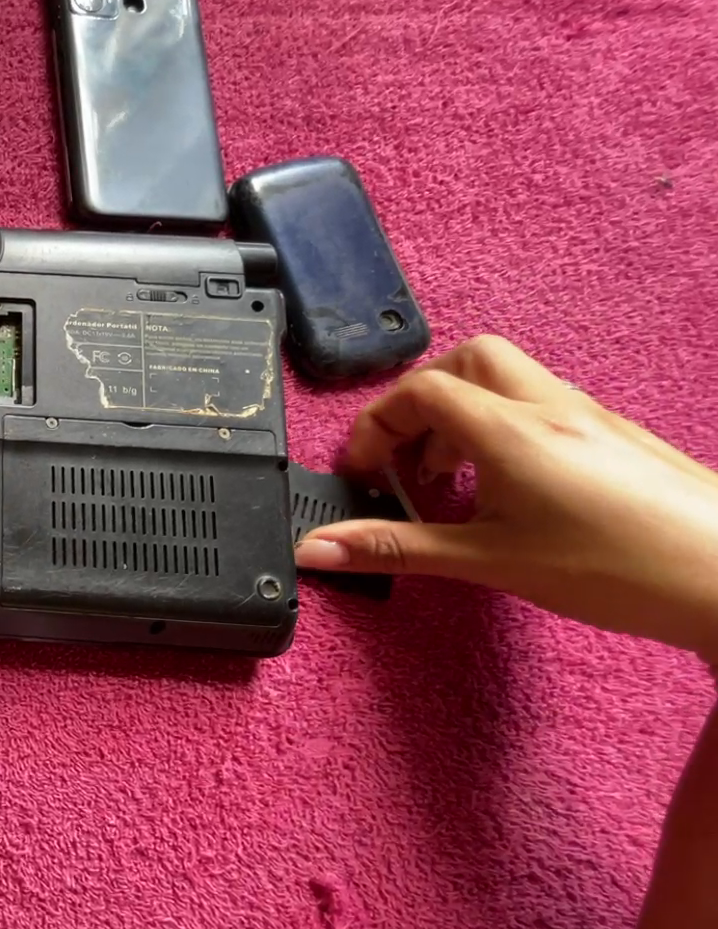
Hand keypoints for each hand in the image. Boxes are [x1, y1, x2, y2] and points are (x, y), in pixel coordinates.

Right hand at [296, 335, 717, 657]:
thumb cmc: (616, 568)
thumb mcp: (486, 560)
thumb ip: (391, 548)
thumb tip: (310, 549)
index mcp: (513, 430)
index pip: (420, 391)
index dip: (375, 425)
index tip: (364, 472)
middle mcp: (552, 409)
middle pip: (469, 360)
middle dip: (420, 400)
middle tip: (405, 453)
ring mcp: (592, 419)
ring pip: (508, 381)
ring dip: (458, 416)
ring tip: (447, 480)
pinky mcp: (617, 438)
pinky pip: (541, 408)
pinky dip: (499, 431)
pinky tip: (500, 489)